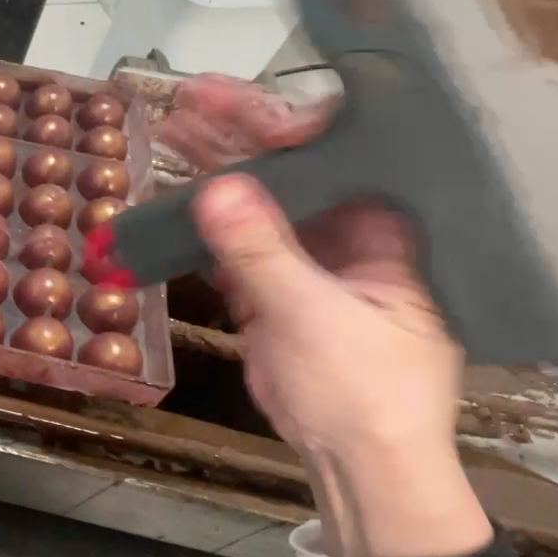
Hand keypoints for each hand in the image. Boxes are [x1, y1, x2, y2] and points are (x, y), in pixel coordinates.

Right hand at [171, 77, 492, 556]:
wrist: (355, 458)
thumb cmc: (364, 389)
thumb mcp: (313, 316)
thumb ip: (262, 252)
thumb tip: (214, 189)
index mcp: (386, 230)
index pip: (340, 156)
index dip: (289, 123)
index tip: (235, 103)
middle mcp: (350, 234)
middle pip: (292, 171)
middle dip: (242, 135)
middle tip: (190, 98)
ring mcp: (308, 260)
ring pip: (258, 204)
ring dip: (216, 171)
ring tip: (171, 129)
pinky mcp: (273, 288)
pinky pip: (234, 246)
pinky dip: (202, 226)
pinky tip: (171, 197)